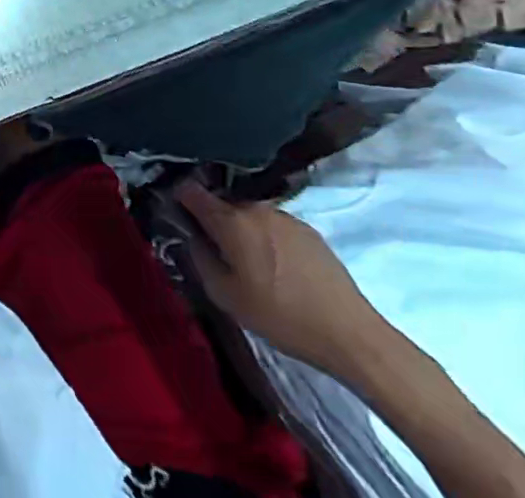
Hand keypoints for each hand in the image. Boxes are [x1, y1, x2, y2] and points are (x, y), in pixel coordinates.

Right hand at [178, 180, 394, 378]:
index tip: (175, 215)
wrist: (349, 333)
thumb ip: (200, 259)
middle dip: (211, 219)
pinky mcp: (308, 230)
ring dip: (239, 229)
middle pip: (222, 203)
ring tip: (245, 262)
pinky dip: (264, 237)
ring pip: (248, 214)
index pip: (192, 191)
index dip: (178, 198)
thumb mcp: (226, 297)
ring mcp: (285, 216)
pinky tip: (274, 266)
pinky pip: (272, 225)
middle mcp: (256, 208)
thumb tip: (191, 237)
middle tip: (211, 249)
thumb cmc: (280, 316)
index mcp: (232, 221)